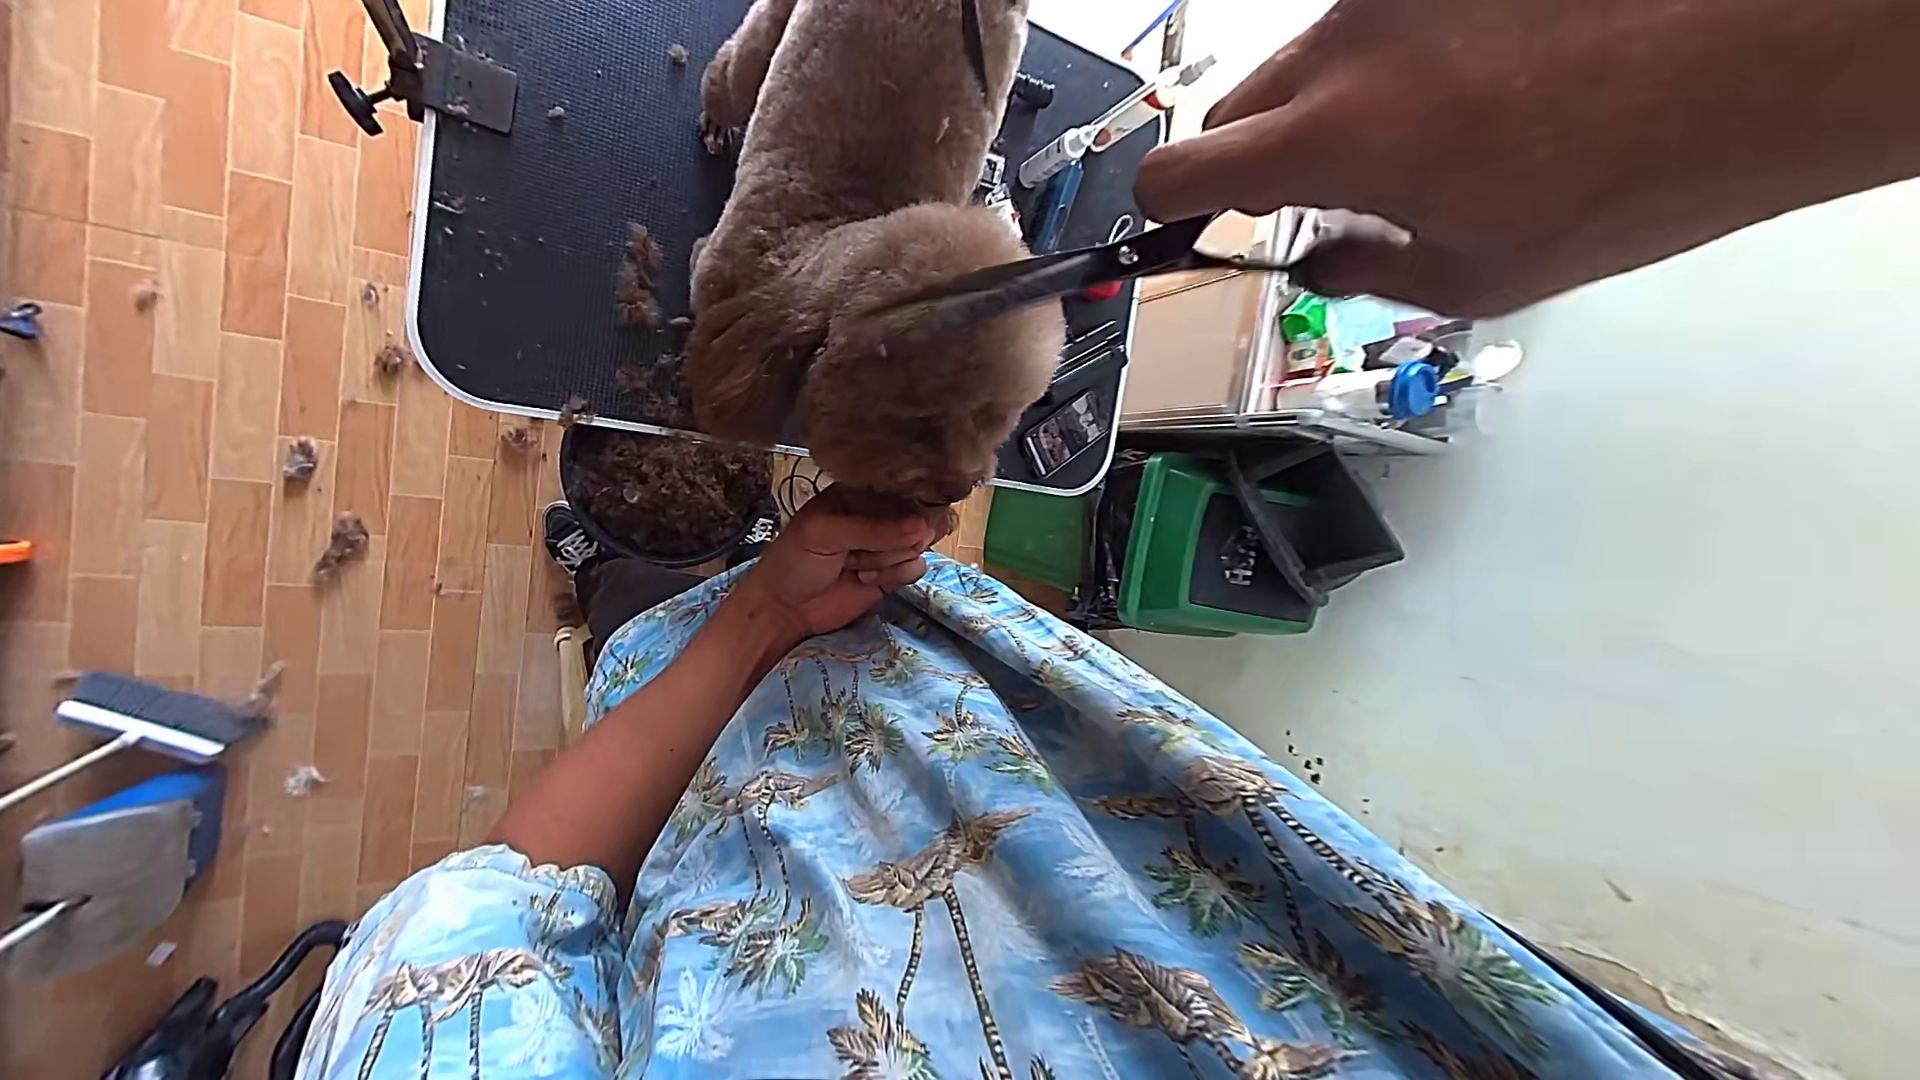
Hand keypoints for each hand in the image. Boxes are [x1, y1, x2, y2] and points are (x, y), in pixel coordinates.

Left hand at [725, 488, 935, 649]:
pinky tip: (867, 580)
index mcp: (857, 494)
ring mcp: (887, 544)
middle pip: (913, 518)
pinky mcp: (893, 572)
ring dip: (887, 560)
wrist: (785, 610)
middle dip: (890, 540)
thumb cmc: (794, 562)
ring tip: (854, 566)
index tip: (880, 529)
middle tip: (855, 551)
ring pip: (917, 544)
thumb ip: (871, 529)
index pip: (896, 491)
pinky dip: (895, 576)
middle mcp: (876, 516)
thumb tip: (922, 526)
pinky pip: (916, 567)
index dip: (897, 511)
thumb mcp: (823, 535)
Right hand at [1134, 0, 1919, 315]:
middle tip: (1293, 201)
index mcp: (1334, 140)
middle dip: (1243, 164)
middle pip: (1229, 111)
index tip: (1171, 224)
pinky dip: (1373, 72)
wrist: (1801, 44)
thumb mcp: (1463, 276)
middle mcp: (1347, 46)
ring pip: (1296, 66)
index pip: (1180, 168)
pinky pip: (1365, 29)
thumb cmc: (1626, 182)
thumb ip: (1357, 272)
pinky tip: (1445, 94)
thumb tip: (1318, 263)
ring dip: (1311, 117)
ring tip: (1395, 148)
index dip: (1160, 204)